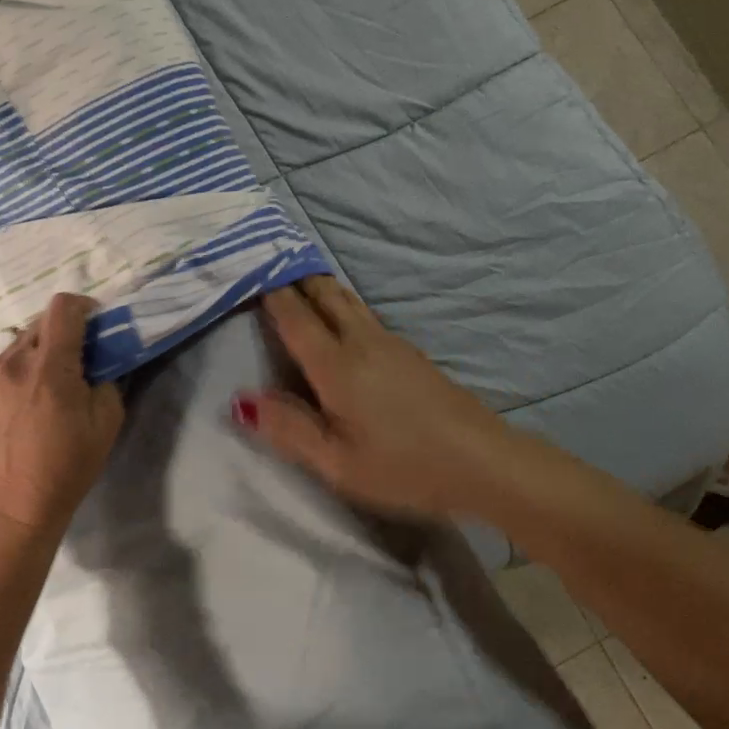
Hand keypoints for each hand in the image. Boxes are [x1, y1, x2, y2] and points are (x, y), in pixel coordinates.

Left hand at [0, 293, 125, 532]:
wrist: (22, 496)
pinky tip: (37, 387)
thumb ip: (108, 374)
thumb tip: (105, 351)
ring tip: (58, 373)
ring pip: (26, 335)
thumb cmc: (71, 461)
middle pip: (44, 318)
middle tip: (84, 354)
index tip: (97, 325)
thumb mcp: (108, 418)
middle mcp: (16, 360)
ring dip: (46, 344)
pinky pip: (11, 354)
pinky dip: (28, 359)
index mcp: (50, 368)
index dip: (85, 306)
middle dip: (67, 328)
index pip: (63, 307)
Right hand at [233, 275, 516, 516]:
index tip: (249, 268)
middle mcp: (362, 343)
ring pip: (349, 302)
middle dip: (297, 277)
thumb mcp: (337, 463)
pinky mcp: (412, 356)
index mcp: (337, 365)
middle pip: (326, 295)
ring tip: (299, 280)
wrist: (488, 465)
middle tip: (271, 261)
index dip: (271, 293)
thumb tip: (241, 400)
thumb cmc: (405, 467)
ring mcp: (392, 345)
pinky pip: (365, 316)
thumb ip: (288, 428)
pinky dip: (342, 306)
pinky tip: (341, 320)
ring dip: (321, 288)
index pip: (295, 317)